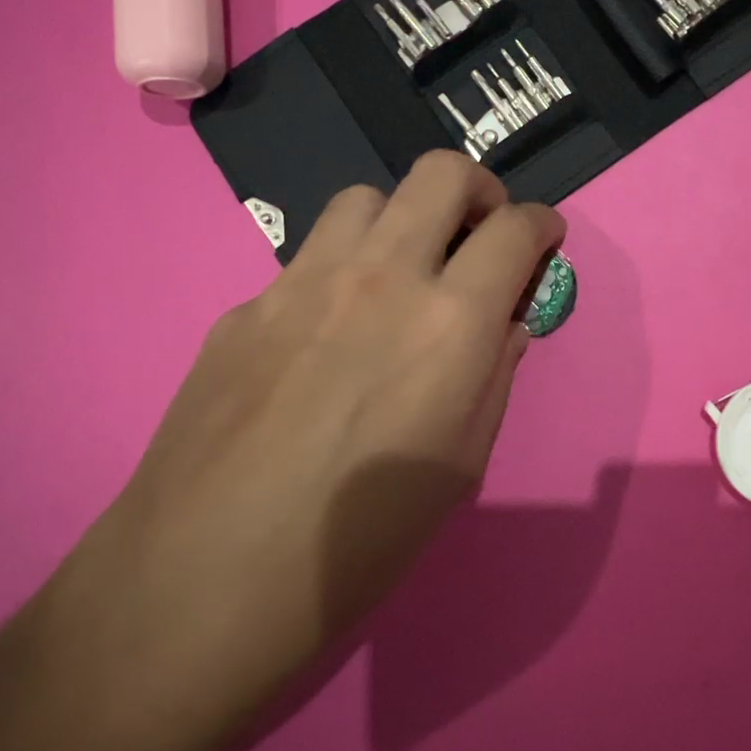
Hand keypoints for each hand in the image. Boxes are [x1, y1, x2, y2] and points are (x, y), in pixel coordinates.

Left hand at [52, 152, 560, 750]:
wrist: (207, 577)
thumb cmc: (361, 544)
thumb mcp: (461, 465)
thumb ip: (492, 374)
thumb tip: (503, 322)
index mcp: (449, 323)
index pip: (514, 229)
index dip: (542, 225)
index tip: (544, 240)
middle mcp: (380, 278)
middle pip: (440, 173)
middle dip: (478, 191)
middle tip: (480, 236)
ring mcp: (301, 283)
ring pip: (364, 198)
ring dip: (401, 220)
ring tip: (401, 273)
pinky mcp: (245, 305)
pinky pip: (306, 258)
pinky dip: (340, 271)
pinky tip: (326, 335)